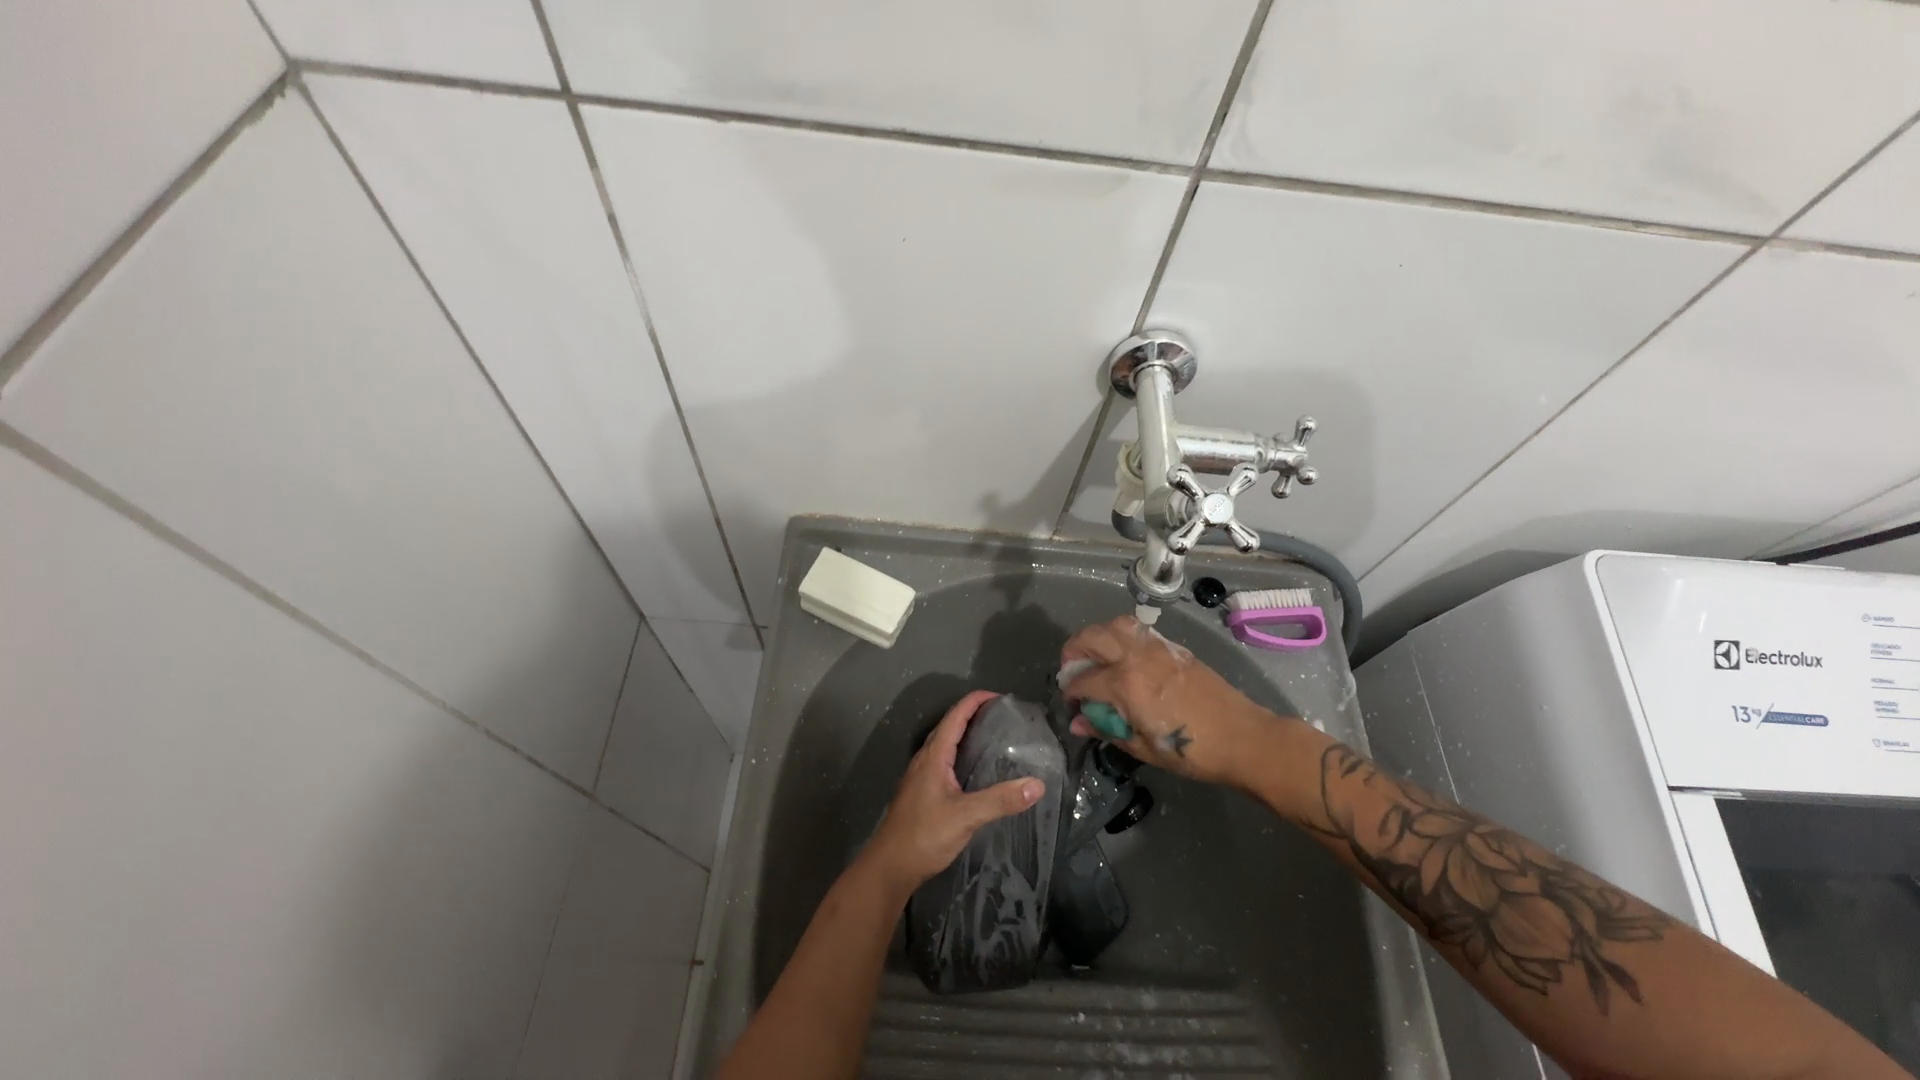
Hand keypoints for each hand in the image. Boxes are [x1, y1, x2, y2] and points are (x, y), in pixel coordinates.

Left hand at [858, 690, 1045, 897]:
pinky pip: (944, 762)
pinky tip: (975, 771)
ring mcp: (921, 777)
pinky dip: (961, 755)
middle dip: (973, 714)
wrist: (890, 866)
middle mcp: (924, 761)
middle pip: (949, 727)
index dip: (975, 701)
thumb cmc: (924, 835)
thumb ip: (1001, 800)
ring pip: (945, 745)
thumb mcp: (966, 816)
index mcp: (933, 757)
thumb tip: (1037, 785)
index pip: (955, 717)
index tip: (1000, 697)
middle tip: (1002, 716)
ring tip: (993, 737)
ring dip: (966, 735)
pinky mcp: (922, 793)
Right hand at [1062, 615, 1285, 786]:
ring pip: (1116, 624)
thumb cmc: (1191, 751)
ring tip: (1097, 656)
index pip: (1083, 680)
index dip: (1070, 691)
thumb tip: (1078, 722)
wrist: (1242, 738)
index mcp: (1125, 685)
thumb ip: (1106, 729)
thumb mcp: (1143, 748)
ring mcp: (1157, 649)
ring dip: (1098, 636)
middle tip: (1072, 668)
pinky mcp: (1174, 648)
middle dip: (1074, 651)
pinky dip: (1123, 636)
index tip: (1070, 702)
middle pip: (1092, 637)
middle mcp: (1136, 658)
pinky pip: (1140, 630)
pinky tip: (1125, 658)